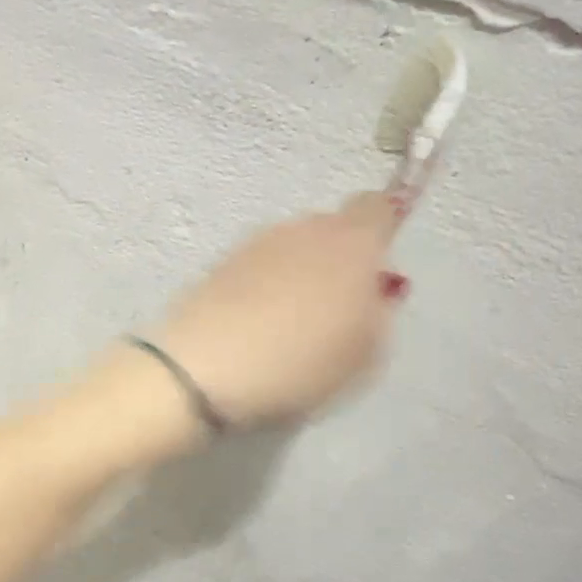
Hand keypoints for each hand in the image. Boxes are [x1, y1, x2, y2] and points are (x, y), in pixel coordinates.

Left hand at [153, 193, 404, 425]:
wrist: (198, 373)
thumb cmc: (297, 365)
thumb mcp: (365, 355)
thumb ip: (379, 314)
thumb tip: (376, 290)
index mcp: (351, 241)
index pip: (379, 208)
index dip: (382, 228)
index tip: (376, 264)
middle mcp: (300, 230)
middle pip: (328, 231)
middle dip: (334, 260)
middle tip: (332, 310)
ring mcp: (250, 247)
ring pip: (285, 252)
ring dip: (291, 277)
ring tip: (286, 327)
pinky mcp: (212, 270)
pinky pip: (250, 275)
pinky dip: (255, 293)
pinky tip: (250, 331)